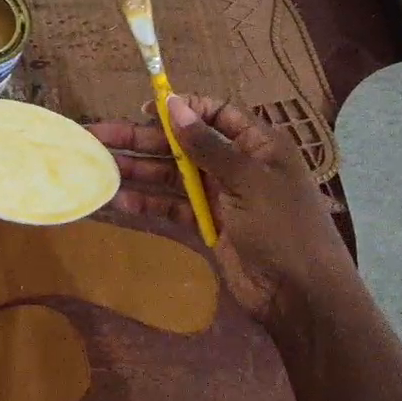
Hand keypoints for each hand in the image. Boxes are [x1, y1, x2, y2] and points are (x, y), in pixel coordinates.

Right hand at [90, 94, 347, 324]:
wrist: (302, 297)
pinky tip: (119, 201)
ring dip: (137, 170)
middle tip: (99, 135)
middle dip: (141, 139)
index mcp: (258, 145)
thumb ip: (207, 144)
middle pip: (182, 143)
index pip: (216, 113)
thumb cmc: (284, 229)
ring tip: (100, 167)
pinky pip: (171, 205)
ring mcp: (220, 195)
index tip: (145, 110)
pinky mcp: (207, 223)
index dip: (181, 108)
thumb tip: (173, 103)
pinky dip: (147, 202)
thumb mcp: (247, 181)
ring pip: (170, 174)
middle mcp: (236, 165)